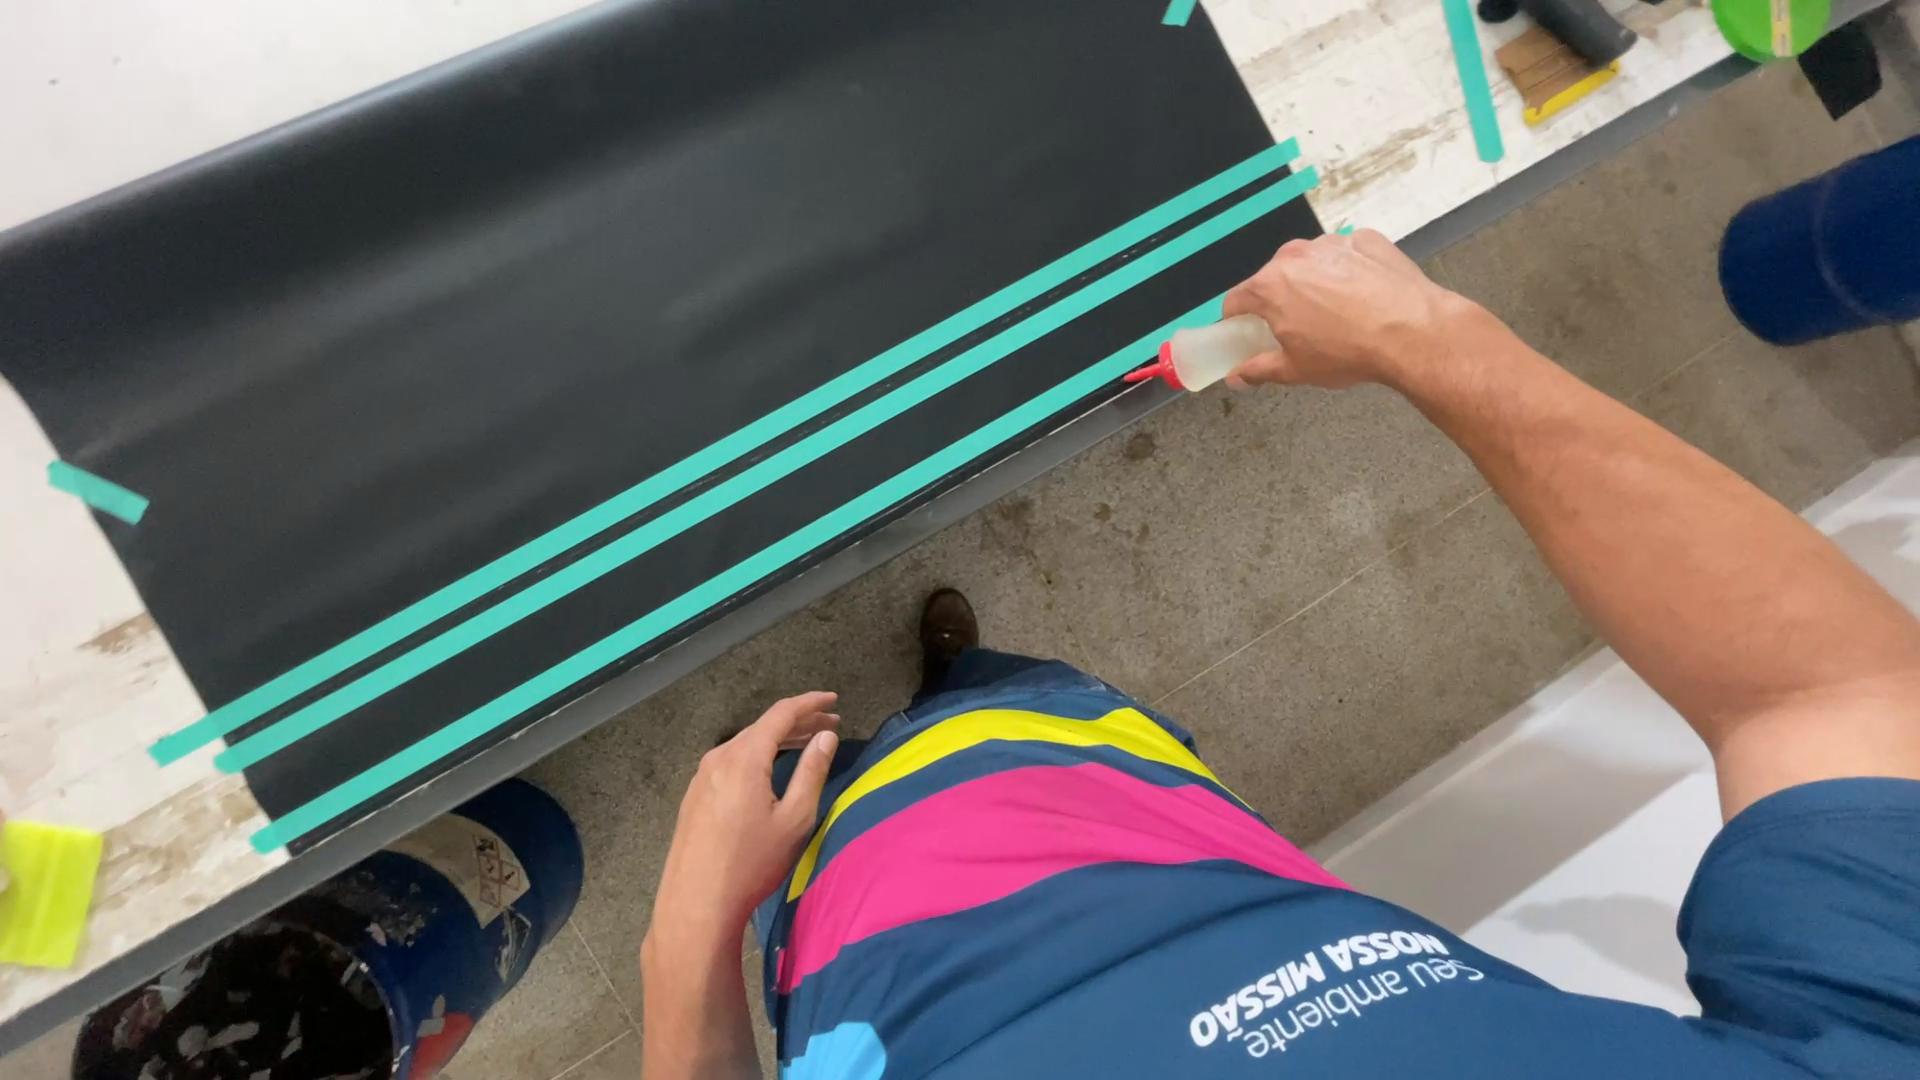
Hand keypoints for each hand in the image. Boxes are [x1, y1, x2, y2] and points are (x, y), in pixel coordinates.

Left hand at [648, 692, 840, 944]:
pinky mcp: (695, 796)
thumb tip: (826, 736)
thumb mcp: (794, 818)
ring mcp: (702, 777)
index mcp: (744, 757)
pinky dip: (758, 755)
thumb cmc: (752, 863)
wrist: (696, 907)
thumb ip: (812, 771)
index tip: (834, 701)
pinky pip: (732, 760)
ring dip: (778, 739)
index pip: (781, 714)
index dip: (810, 703)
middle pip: (763, 727)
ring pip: (747, 743)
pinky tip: (771, 769)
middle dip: (799, 722)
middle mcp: (719, 758)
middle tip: (829, 726)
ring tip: (807, 744)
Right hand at [1221, 229, 1478, 390]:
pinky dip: (1344, 271)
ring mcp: (1332, 243)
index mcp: (1269, 287)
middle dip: (1277, 301)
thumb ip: (1257, 370)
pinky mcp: (1365, 239)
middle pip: (1271, 278)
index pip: (1234, 301)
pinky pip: (1343, 255)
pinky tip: (1359, 296)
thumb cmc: (1348, 351)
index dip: (1236, 321)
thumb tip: (1237, 377)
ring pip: (1307, 264)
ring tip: (1333, 312)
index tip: (1247, 334)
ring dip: (1310, 283)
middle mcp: (1295, 256)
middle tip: (1295, 328)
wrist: (1413, 332)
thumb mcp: (1294, 370)